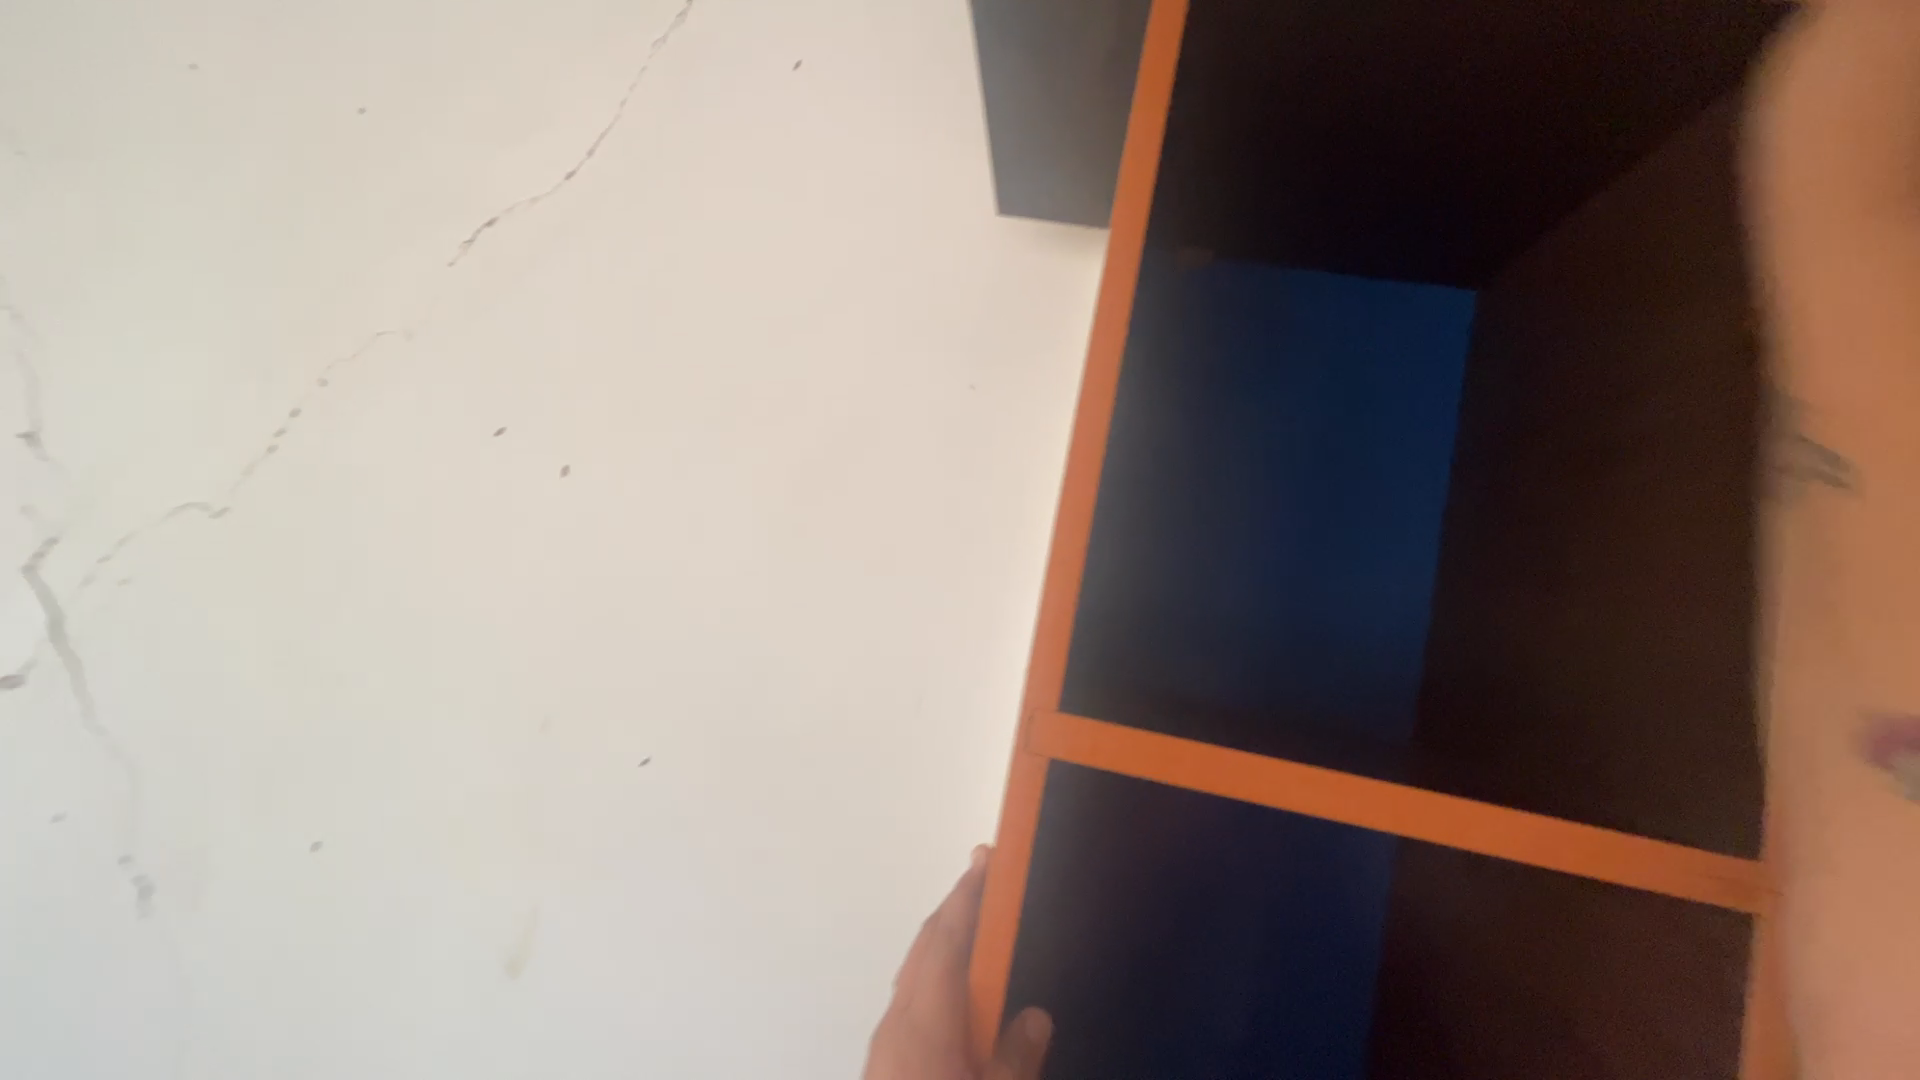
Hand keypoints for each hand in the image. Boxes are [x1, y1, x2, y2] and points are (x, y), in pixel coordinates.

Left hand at [863, 846, 1053, 1079]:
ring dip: (943, 937)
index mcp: (925, 1022)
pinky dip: (933, 970)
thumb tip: (1036, 1017)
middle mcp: (896, 1022)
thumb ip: (1016, 1058)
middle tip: (986, 873)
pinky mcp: (882, 1062)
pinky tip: (954, 987)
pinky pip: (910, 995)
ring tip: (976, 921)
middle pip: (927, 945)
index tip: (986, 855)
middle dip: (956, 904)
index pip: (947, 940)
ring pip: (915, 969)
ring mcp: (884, 1041)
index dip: (968, 894)